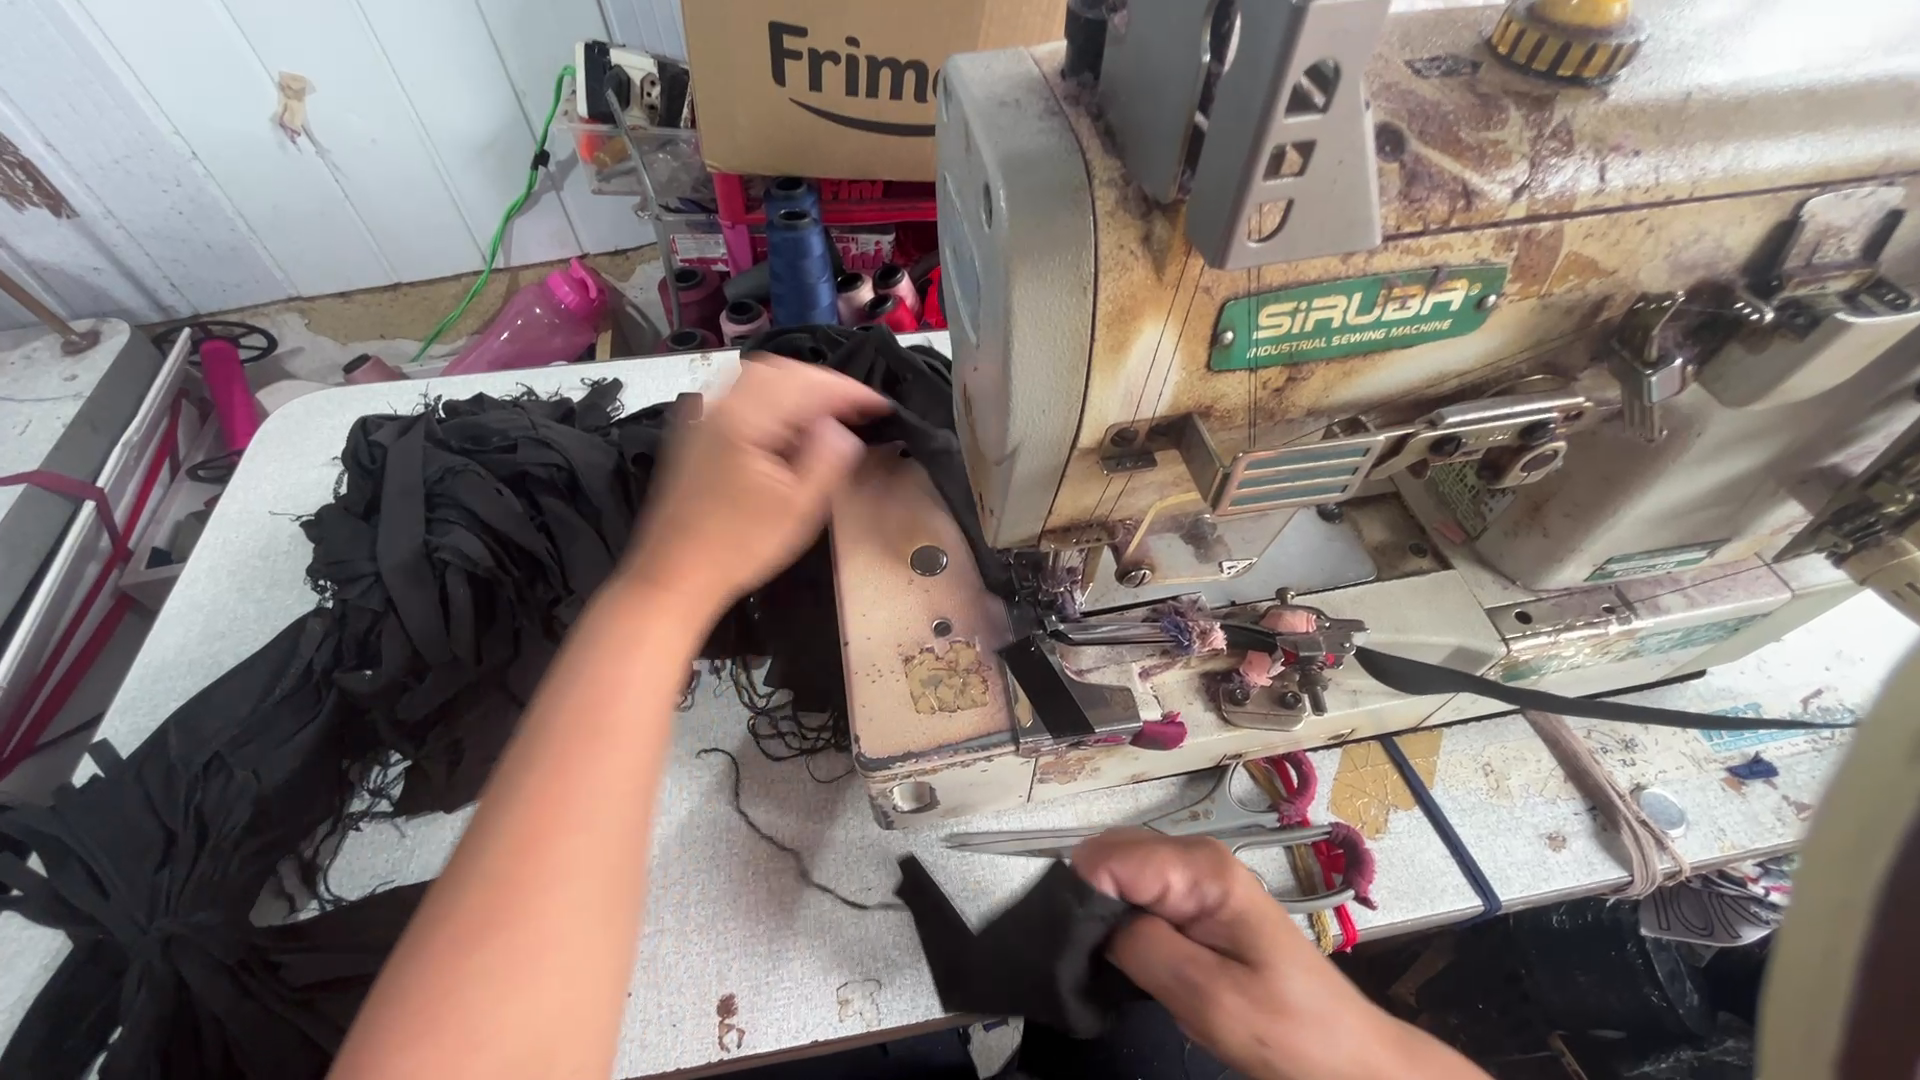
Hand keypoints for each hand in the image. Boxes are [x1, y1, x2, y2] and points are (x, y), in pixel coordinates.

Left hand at [624, 356, 887, 614]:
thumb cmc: (739, 547)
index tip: (880, 407)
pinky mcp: (696, 434)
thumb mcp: (800, 507)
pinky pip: (740, 397)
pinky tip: (789, 427)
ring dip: (798, 388)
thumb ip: (828, 458)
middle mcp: (719, 406)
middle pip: (780, 370)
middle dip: (824, 384)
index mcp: (745, 419)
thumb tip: (841, 428)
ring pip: (758, 379)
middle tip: (857, 410)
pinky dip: (774, 399)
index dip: (850, 392)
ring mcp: (702, 418)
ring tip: (829, 416)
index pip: (808, 385)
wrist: (674, 576)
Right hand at [1073, 829, 1488, 1079]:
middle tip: (1095, 959)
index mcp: (1200, 868)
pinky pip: (1136, 889)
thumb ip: (1143, 946)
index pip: (1106, 858)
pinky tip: (1129, 952)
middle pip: (1107, 855)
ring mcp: (1195, 872)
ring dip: (1102, 910)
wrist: (1344, 1054)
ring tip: (1110, 959)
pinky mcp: (1195, 895)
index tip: (1084, 950)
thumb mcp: (1208, 998)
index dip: (1083, 901)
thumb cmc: (1284, 1029)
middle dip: (1088, 901)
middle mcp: (1194, 854)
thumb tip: (1090, 918)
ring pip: (1117, 870)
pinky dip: (1120, 916)